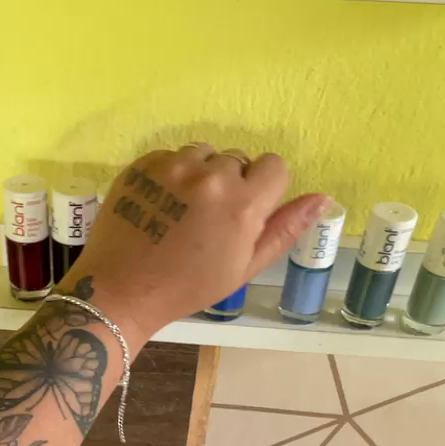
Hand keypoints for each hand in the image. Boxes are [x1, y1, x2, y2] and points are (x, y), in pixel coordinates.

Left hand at [59, 144, 326, 338]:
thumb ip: (283, 230)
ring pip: (205, 154)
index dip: (263, 191)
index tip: (245, 215)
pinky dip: (171, 176)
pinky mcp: (144, 164)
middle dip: (232, 184)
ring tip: (184, 213)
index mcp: (243, 204)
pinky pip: (172, 157)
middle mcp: (212, 175)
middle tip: (209, 223)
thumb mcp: (243, 268)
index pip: (275, 166)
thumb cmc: (187, 288)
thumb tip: (322, 198)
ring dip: (202, 175)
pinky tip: (161, 208)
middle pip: (238, 160)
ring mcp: (174, 166)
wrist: (122, 291)